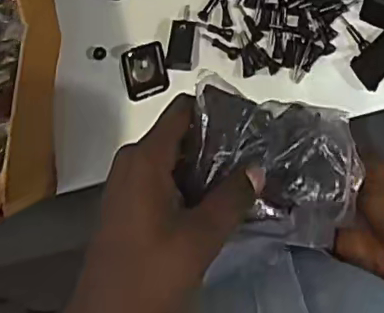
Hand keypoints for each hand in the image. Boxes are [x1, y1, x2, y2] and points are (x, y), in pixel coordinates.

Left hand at [67, 94, 262, 312]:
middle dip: (214, 143)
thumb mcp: (198, 239)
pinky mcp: (126, 204)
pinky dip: (186, 183)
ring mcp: (126, 182)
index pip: (182, 110)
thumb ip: (230, 199)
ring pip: (172, 158)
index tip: (244, 119)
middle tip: (248, 153)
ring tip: (237, 178)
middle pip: (179, 133)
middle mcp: (132, 160)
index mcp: (145, 156)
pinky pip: (161, 177)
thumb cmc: (148, 274)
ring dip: (202, 167)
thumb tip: (257, 169)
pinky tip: (211, 202)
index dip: (214, 109)